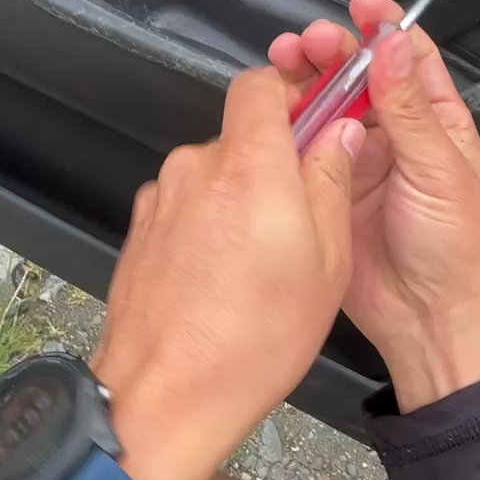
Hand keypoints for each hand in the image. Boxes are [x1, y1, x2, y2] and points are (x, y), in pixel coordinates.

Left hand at [0, 67, 359, 479]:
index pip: (260, 83)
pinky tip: (219, 272)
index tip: (312, 116)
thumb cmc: (254, 339)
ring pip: (213, 171)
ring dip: (239, 195)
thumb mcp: (326, 261)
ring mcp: (161, 197)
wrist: (165, 396)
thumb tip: (338, 134)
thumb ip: (331, 181)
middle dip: (272, 158)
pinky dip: (207, 221)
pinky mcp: (140, 227)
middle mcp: (196, 168)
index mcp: (250, 165)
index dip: (289, 91)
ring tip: (257, 258)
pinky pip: (186, 203)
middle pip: (240, 133)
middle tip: (298, 210)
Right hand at [269, 0, 479, 410]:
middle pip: (360, 77)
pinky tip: (275, 111)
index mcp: (438, 124)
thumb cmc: (455, 249)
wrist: (425, 318)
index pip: (411, 59)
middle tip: (308, 42)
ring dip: (306, 81)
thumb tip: (394, 45)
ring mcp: (359, 161)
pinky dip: (289, 127)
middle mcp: (395, 136)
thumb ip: (410, 109)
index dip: (387, 29)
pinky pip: (305, 148)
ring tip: (283, 63)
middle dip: (333, 52)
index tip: (363, 5)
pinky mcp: (330, 187)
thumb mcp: (439, 171)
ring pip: (328, 106)